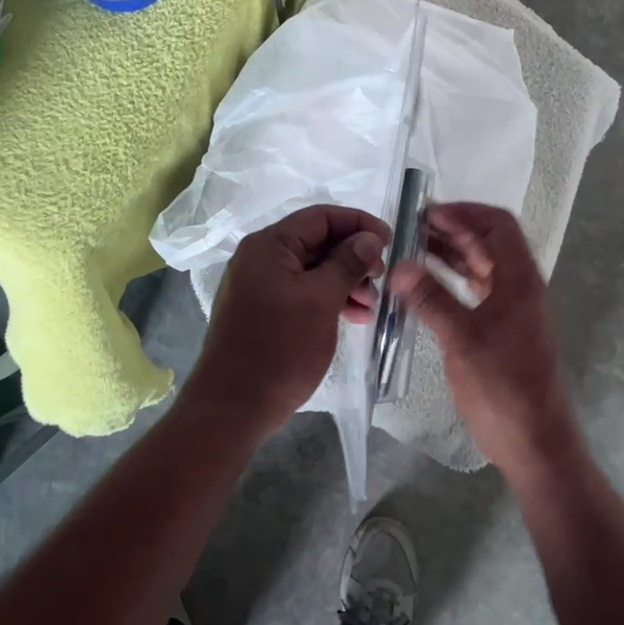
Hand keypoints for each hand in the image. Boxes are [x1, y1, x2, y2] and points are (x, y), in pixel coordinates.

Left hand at [182, 204, 389, 438]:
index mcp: (269, 245)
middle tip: (382, 278)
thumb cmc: (279, 347)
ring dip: (345, 281)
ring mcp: (259, 286)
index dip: (358, 223)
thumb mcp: (321, 300)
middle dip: (353, 256)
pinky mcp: (263, 312)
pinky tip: (354, 317)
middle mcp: (260, 258)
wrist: (233, 407)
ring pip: (312, 270)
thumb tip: (369, 238)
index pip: (321, 217)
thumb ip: (347, 263)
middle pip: (316, 242)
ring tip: (372, 305)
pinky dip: (329, 299)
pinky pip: (302, 292)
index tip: (390, 241)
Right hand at [393, 203, 580, 472]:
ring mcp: (512, 311)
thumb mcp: (462, 339)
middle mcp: (520, 288)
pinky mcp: (502, 333)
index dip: (464, 212)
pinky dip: (451, 283)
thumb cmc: (504, 387)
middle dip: (452, 230)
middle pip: (488, 243)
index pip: (498, 224)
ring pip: (480, 269)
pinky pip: (475, 294)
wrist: (536, 444)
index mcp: (520, 280)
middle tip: (410, 228)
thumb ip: (430, 299)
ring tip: (411, 251)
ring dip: (449, 256)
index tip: (426, 213)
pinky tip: (423, 289)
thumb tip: (399, 265)